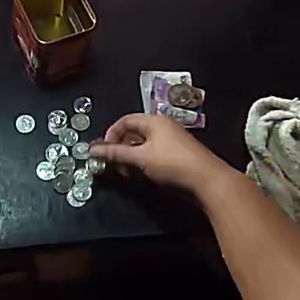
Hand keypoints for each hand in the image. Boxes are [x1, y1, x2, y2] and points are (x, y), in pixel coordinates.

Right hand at [91, 113, 239, 197]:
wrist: (206, 179)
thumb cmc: (172, 163)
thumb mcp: (140, 158)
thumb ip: (116, 153)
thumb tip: (93, 149)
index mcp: (154, 121)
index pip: (126, 120)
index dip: (111, 133)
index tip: (103, 149)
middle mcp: (163, 127)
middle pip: (135, 132)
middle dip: (121, 147)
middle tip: (113, 162)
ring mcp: (172, 140)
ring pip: (144, 145)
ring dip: (131, 156)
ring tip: (126, 171)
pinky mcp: (177, 154)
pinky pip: (154, 153)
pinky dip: (143, 161)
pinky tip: (141, 174)